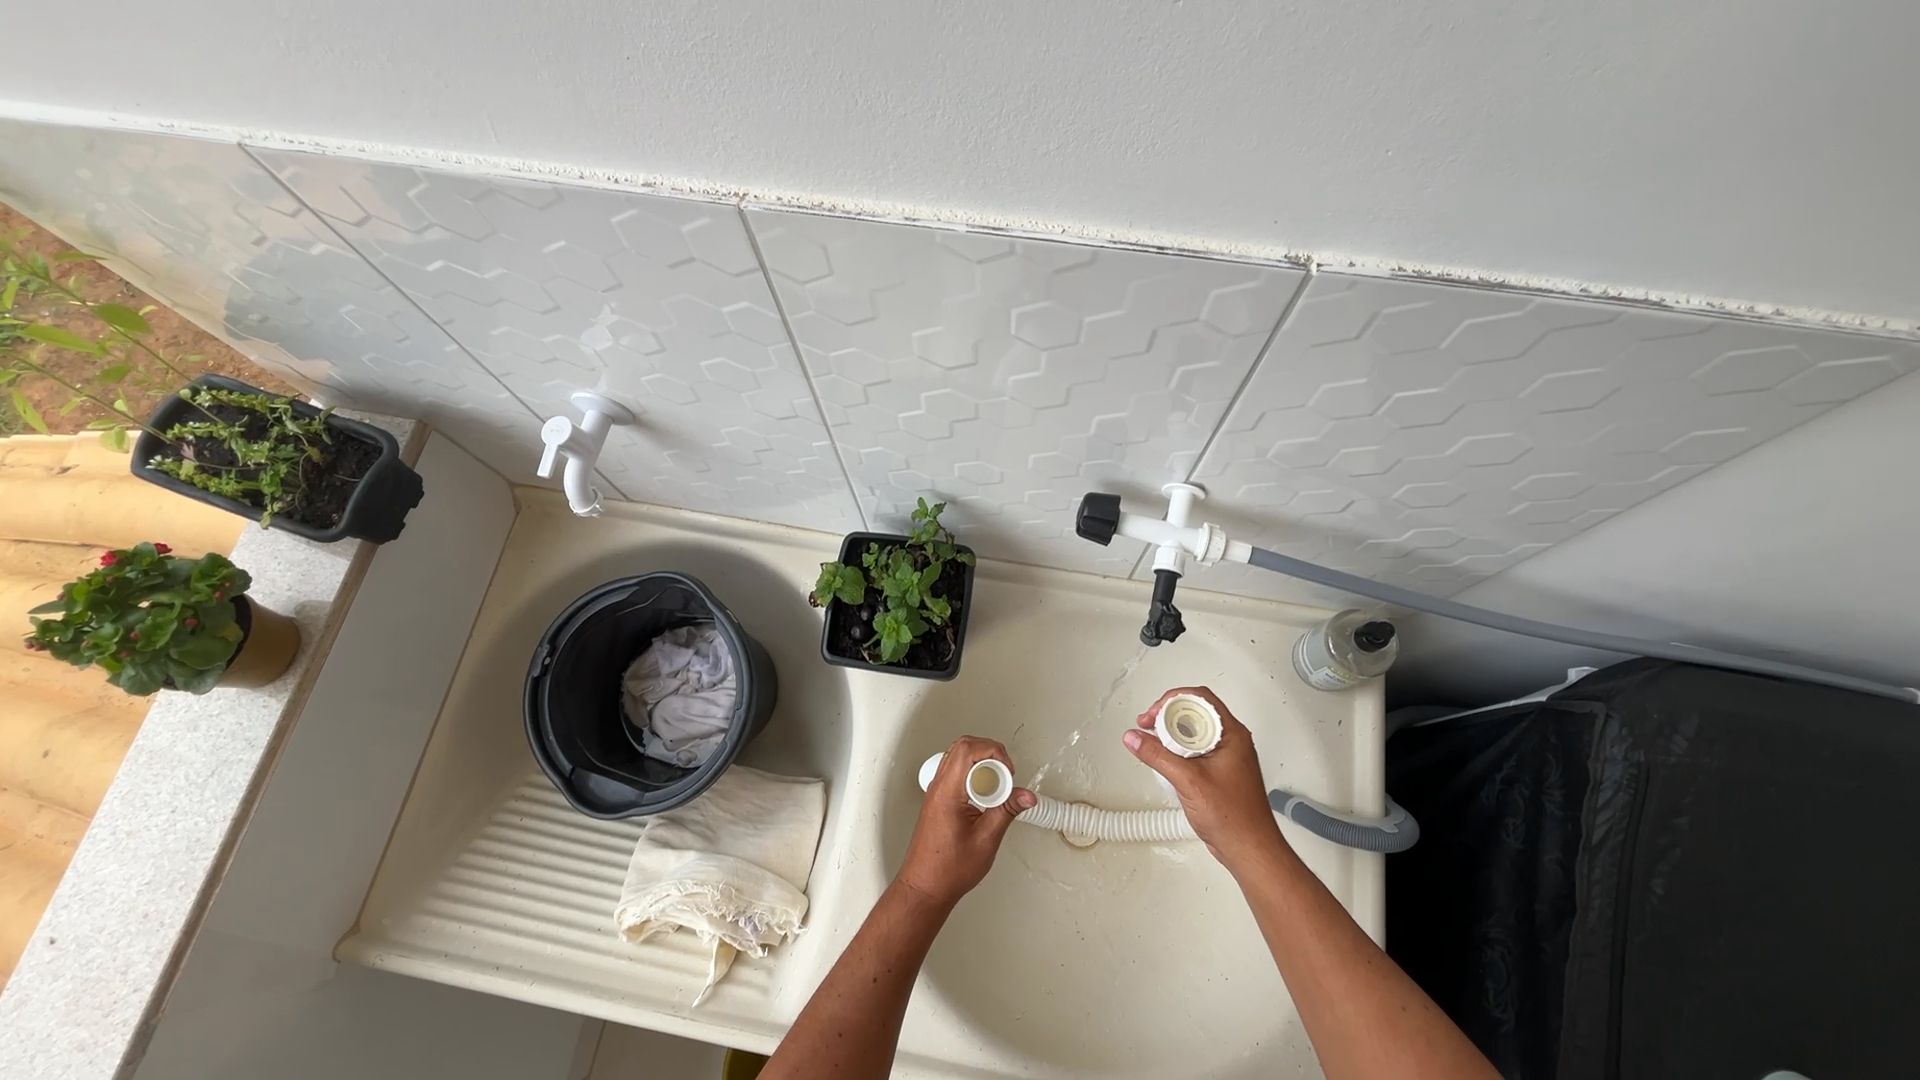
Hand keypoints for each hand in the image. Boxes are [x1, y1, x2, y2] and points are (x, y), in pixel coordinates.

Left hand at [896, 736, 1036, 907]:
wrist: (925, 886)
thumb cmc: (947, 869)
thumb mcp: (986, 839)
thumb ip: (1007, 811)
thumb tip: (1025, 795)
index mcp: (948, 792)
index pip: (969, 751)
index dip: (995, 753)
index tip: (1009, 772)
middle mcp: (939, 787)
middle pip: (963, 746)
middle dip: (990, 752)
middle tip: (1006, 773)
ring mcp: (936, 792)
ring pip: (958, 756)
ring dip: (981, 761)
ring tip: (998, 784)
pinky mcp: (939, 799)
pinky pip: (956, 771)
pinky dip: (974, 774)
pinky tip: (986, 794)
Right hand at [1123, 686, 1285, 868]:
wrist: (1249, 849)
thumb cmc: (1234, 818)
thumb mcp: (1188, 780)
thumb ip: (1157, 756)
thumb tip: (1135, 738)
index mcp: (1232, 735)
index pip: (1200, 699)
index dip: (1172, 701)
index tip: (1152, 714)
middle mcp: (1231, 741)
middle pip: (1195, 712)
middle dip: (1167, 715)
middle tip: (1147, 725)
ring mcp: (1226, 757)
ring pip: (1194, 732)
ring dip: (1170, 734)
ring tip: (1152, 742)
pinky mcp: (1219, 771)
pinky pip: (1195, 750)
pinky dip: (1177, 750)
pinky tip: (1165, 761)